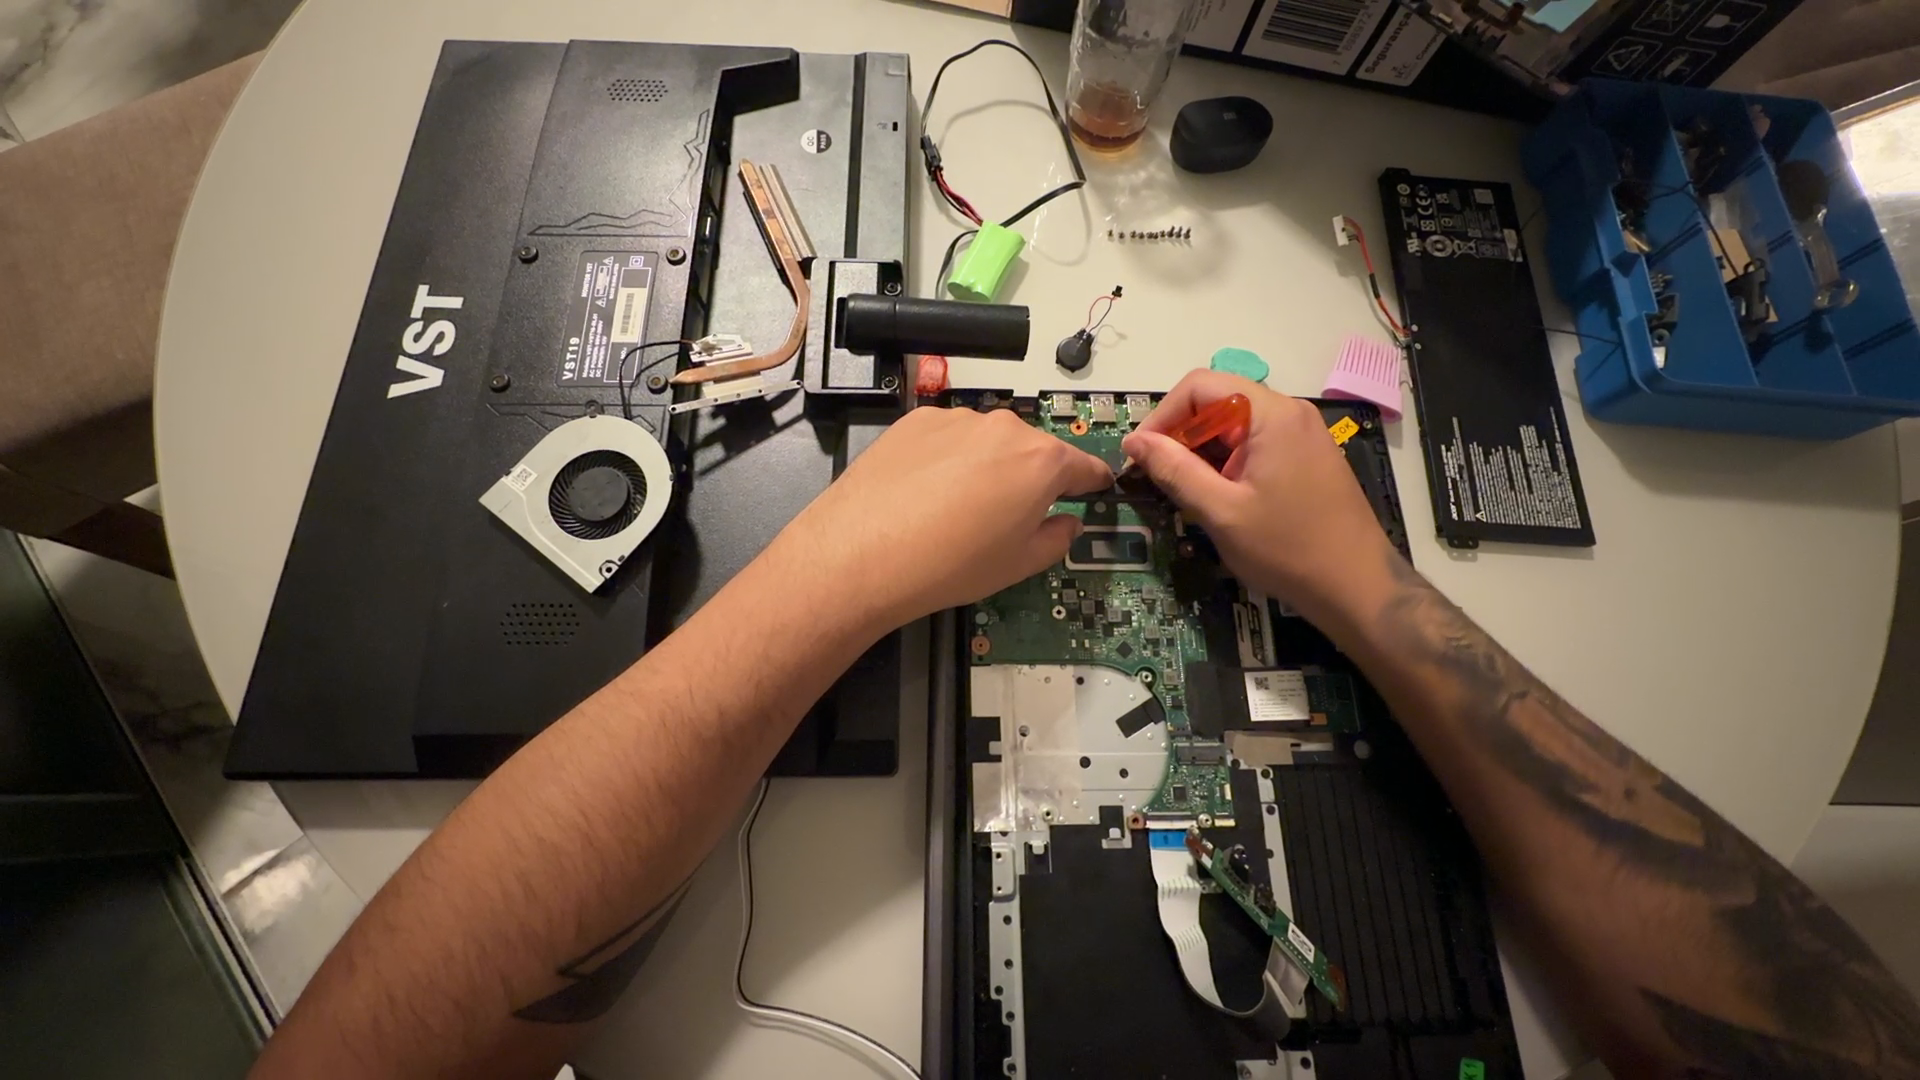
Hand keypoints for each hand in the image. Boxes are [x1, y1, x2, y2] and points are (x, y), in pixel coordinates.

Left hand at [767, 405, 1113, 629]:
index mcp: (1042, 461)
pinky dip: (949, 457)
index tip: (1093, 491)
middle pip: (1034, 450)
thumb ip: (1057, 539)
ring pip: (989, 441)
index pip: (1085, 466)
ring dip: (987, 465)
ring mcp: (956, 418)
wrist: (862, 554)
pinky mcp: (916, 421)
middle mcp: (1004, 428)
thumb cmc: (951, 565)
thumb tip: (1067, 521)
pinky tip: (926, 492)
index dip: (1093, 483)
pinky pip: (948, 437)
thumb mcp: (1019, 565)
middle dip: (1032, 478)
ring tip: (957, 508)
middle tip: (1009, 516)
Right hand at [1120, 371, 1397, 627]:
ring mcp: (1299, 434)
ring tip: (1180, 490)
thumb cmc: (1287, 549)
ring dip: (1199, 452)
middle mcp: (1288, 413)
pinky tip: (1212, 495)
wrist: (1356, 587)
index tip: (1138, 454)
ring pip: (1231, 425)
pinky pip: (1251, 443)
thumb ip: (1174, 470)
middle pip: (1216, 402)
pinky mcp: (1303, 457)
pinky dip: (1223, 462)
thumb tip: (1133, 441)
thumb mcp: (1220, 512)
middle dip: (1178, 435)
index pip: (1200, 386)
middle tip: (1154, 476)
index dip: (1161, 415)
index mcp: (1270, 415)